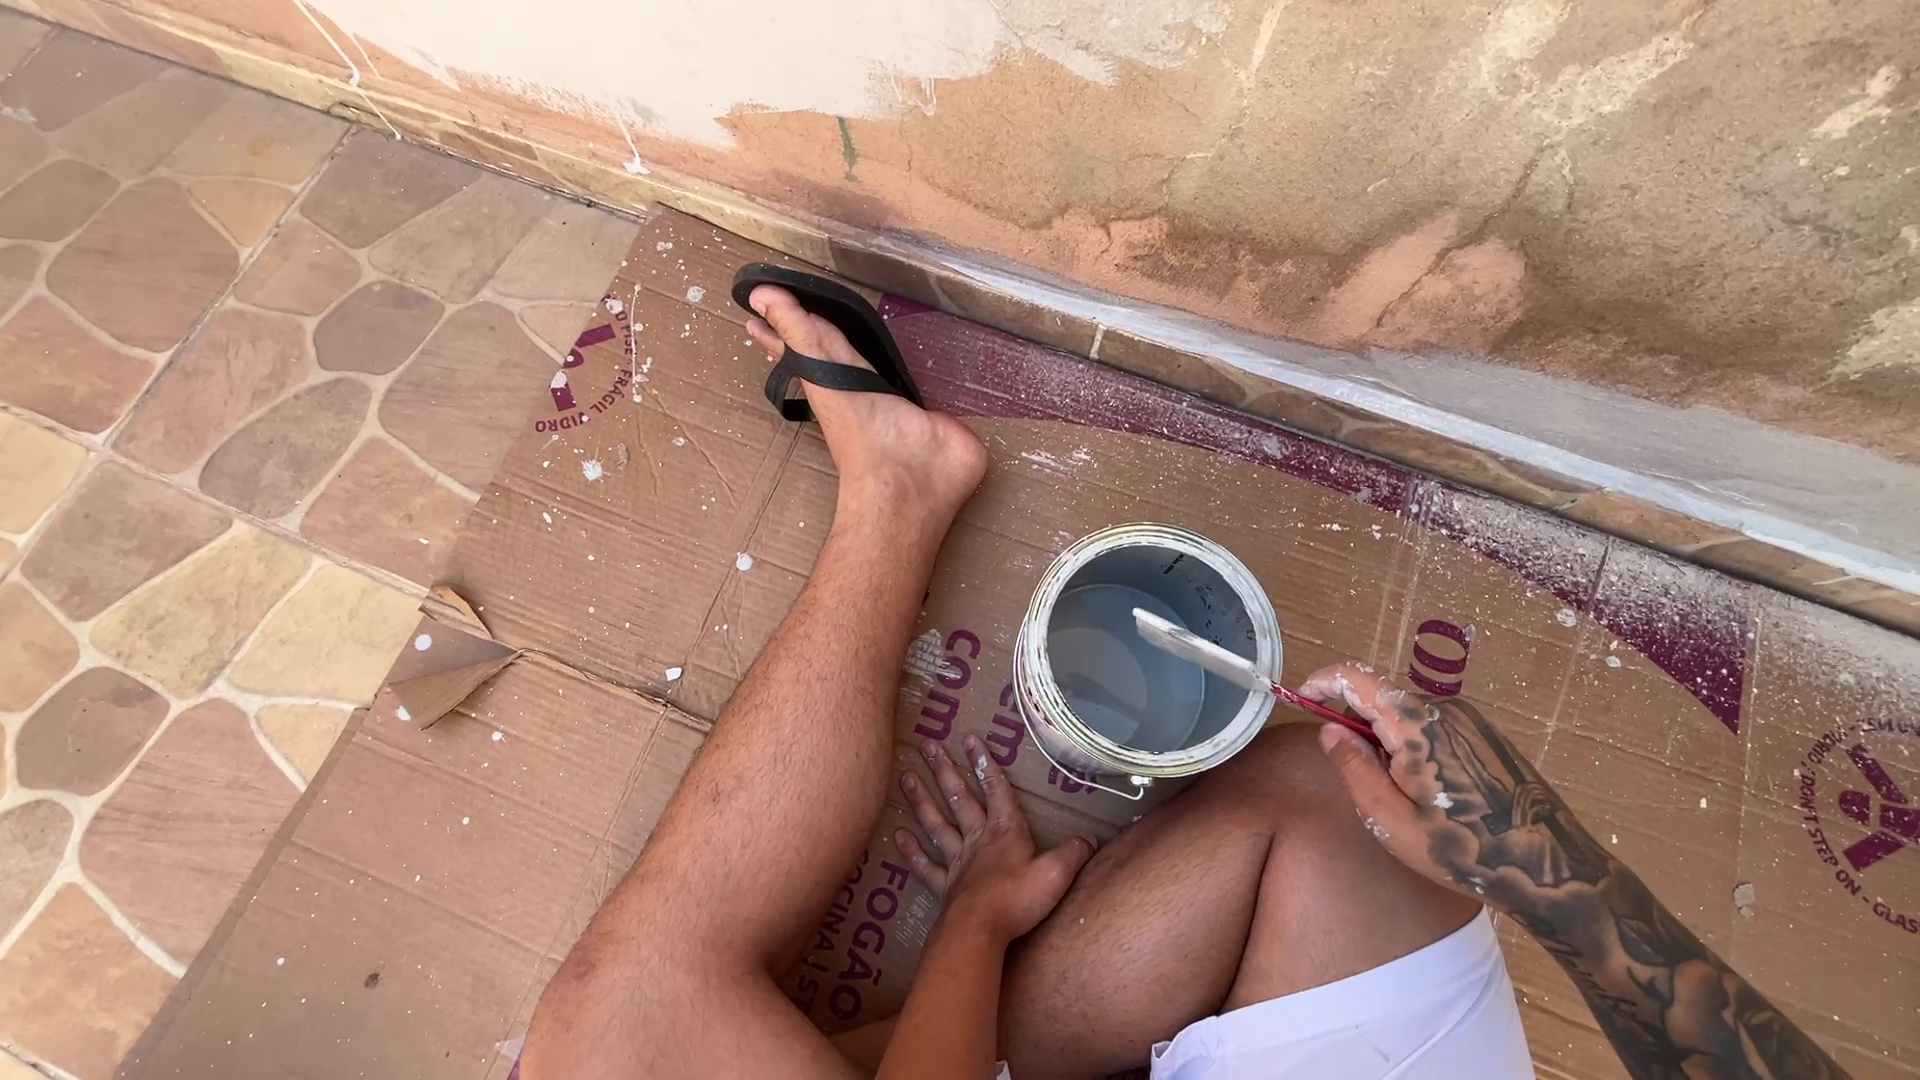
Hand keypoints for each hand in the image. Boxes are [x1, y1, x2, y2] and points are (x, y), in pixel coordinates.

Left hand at [895, 735, 1097, 943]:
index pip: (996, 789)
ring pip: (937, 824)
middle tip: (928, 745)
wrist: (980, 933)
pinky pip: (925, 866)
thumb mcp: (1057, 873)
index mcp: (1005, 831)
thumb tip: (1090, 838)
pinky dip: (911, 851)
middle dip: (945, 770)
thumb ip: (1074, 853)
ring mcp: (957, 863)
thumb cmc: (1018, 900)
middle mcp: (978, 840)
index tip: (970, 738)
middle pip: (959, 798)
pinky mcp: (945, 888)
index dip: (986, 763)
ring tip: (905, 776)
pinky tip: (897, 836)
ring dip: (922, 800)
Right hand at [1299, 663, 1612, 922]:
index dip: (1321, 681)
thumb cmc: (1463, 848)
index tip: (1301, 698)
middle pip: (1379, 697)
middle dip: (1356, 724)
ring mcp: (1468, 719)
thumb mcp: (1388, 818)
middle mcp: (1441, 709)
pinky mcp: (1483, 733)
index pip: (1355, 678)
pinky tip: (1428, 789)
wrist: (1554, 868)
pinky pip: (1429, 724)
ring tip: (1400, 792)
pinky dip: (1410, 743)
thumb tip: (1329, 731)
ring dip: (1385, 738)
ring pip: (1403, 713)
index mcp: (1414, 723)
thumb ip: (1352, 767)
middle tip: (1358, 775)